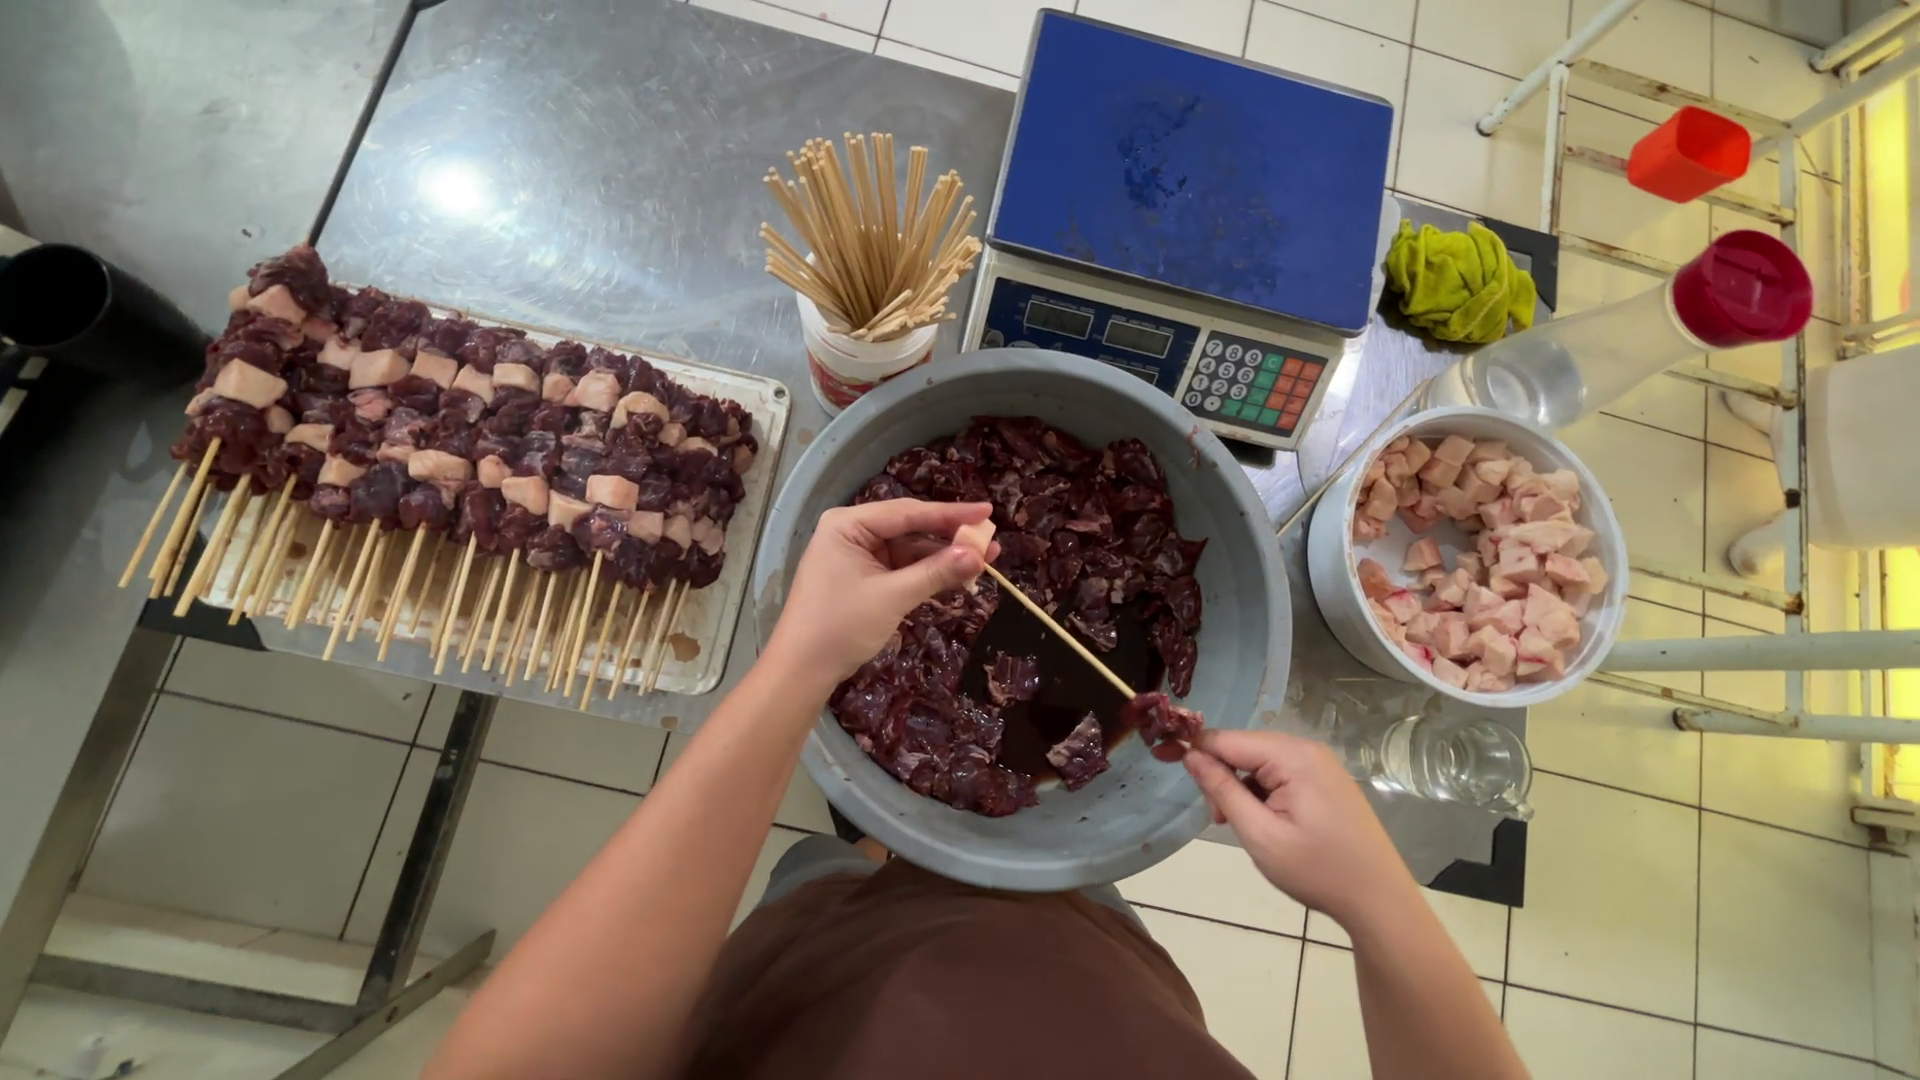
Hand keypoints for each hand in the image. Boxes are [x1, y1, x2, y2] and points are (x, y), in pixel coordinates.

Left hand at [766, 499, 995, 685]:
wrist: (802, 670)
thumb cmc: (839, 626)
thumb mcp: (891, 597)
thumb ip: (935, 573)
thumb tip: (977, 555)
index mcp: (848, 524)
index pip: (908, 513)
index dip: (951, 513)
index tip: (988, 510)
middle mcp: (853, 532)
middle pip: (911, 528)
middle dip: (950, 537)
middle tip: (991, 539)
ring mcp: (859, 556)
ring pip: (911, 550)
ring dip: (944, 558)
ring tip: (985, 561)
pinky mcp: (866, 579)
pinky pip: (904, 569)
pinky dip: (929, 574)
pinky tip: (959, 576)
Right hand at [1182, 730, 1418, 930]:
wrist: (1380, 903)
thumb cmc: (1317, 871)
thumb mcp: (1259, 834)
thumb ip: (1221, 789)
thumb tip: (1189, 755)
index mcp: (1292, 756)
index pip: (1225, 739)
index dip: (1191, 748)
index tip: (1160, 757)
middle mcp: (1306, 749)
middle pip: (1242, 748)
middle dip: (1221, 777)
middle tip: (1220, 820)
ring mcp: (1320, 764)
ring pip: (1258, 762)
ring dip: (1241, 788)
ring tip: (1246, 827)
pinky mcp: (1326, 780)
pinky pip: (1279, 772)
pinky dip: (1262, 792)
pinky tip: (1267, 822)